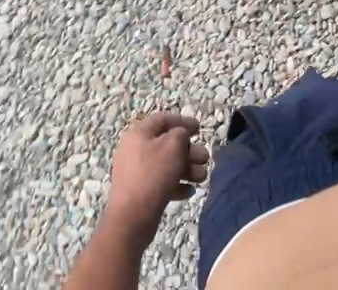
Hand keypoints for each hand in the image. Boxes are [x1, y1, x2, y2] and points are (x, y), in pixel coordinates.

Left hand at [107, 112, 209, 230]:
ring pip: (166, 164)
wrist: (132, 217)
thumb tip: (180, 137)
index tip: (199, 128)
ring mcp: (136, 172)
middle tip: (204, 158)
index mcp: (139, 133)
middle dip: (189, 151)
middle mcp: (135, 150)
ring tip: (202, 177)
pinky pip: (161, 182)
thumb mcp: (173, 145)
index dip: (182, 121)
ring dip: (187, 169)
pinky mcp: (139, 192)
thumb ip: (181, 134)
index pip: (163, 120)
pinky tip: (188, 191)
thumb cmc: (154, 174)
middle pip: (167, 144)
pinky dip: (176, 184)